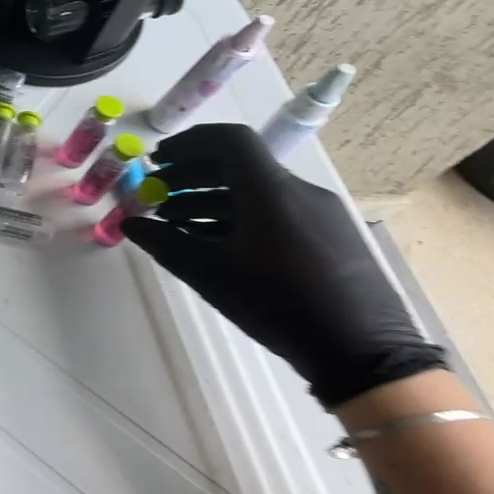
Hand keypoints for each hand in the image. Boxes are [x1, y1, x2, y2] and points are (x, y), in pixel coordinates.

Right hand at [123, 123, 446, 408]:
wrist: (363, 353)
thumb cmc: (278, 304)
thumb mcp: (210, 274)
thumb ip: (165, 243)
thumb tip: (131, 224)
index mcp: (271, 191)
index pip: (228, 140)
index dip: (187, 143)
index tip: (157, 161)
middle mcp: (299, 192)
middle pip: (239, 165)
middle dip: (192, 175)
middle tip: (157, 193)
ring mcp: (319, 214)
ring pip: (256, 192)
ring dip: (212, 199)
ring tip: (177, 223)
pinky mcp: (330, 238)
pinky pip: (276, 213)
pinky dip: (239, 218)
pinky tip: (215, 244)